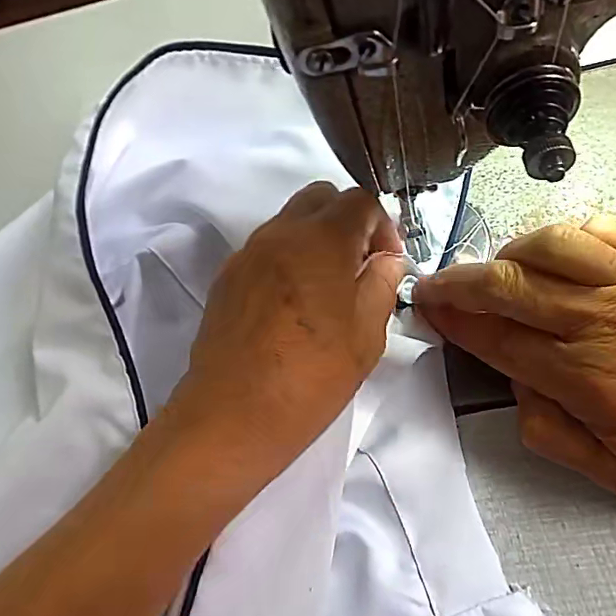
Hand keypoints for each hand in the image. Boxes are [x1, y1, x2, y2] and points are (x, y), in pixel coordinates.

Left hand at [167, 183, 406, 473]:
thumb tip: (386, 261)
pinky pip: (267, 248)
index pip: (360, 200)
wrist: (232, 416)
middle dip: (349, 222)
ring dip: (318, 239)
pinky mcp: (227, 277)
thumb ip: (383, 284)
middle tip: (362, 267)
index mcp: (322, 240)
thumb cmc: (312, 376)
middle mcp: (281, 233)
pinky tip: (296, 305)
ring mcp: (248, 253)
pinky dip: (290, 258)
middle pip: (322, 198)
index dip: (383, 225)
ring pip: (291, 220)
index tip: (388, 264)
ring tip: (329, 288)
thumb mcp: (368, 334)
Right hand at [414, 216, 615, 511]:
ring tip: (495, 267)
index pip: (499, 339)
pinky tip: (557, 248)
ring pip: (549, 246)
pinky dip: (567, 233)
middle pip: (509, 286)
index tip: (431, 311)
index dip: (456, 322)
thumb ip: (557, 436)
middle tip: (438, 284)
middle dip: (460, 282)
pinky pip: (605, 228)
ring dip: (508, 253)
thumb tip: (518, 390)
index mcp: (591, 381)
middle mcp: (607, 321)